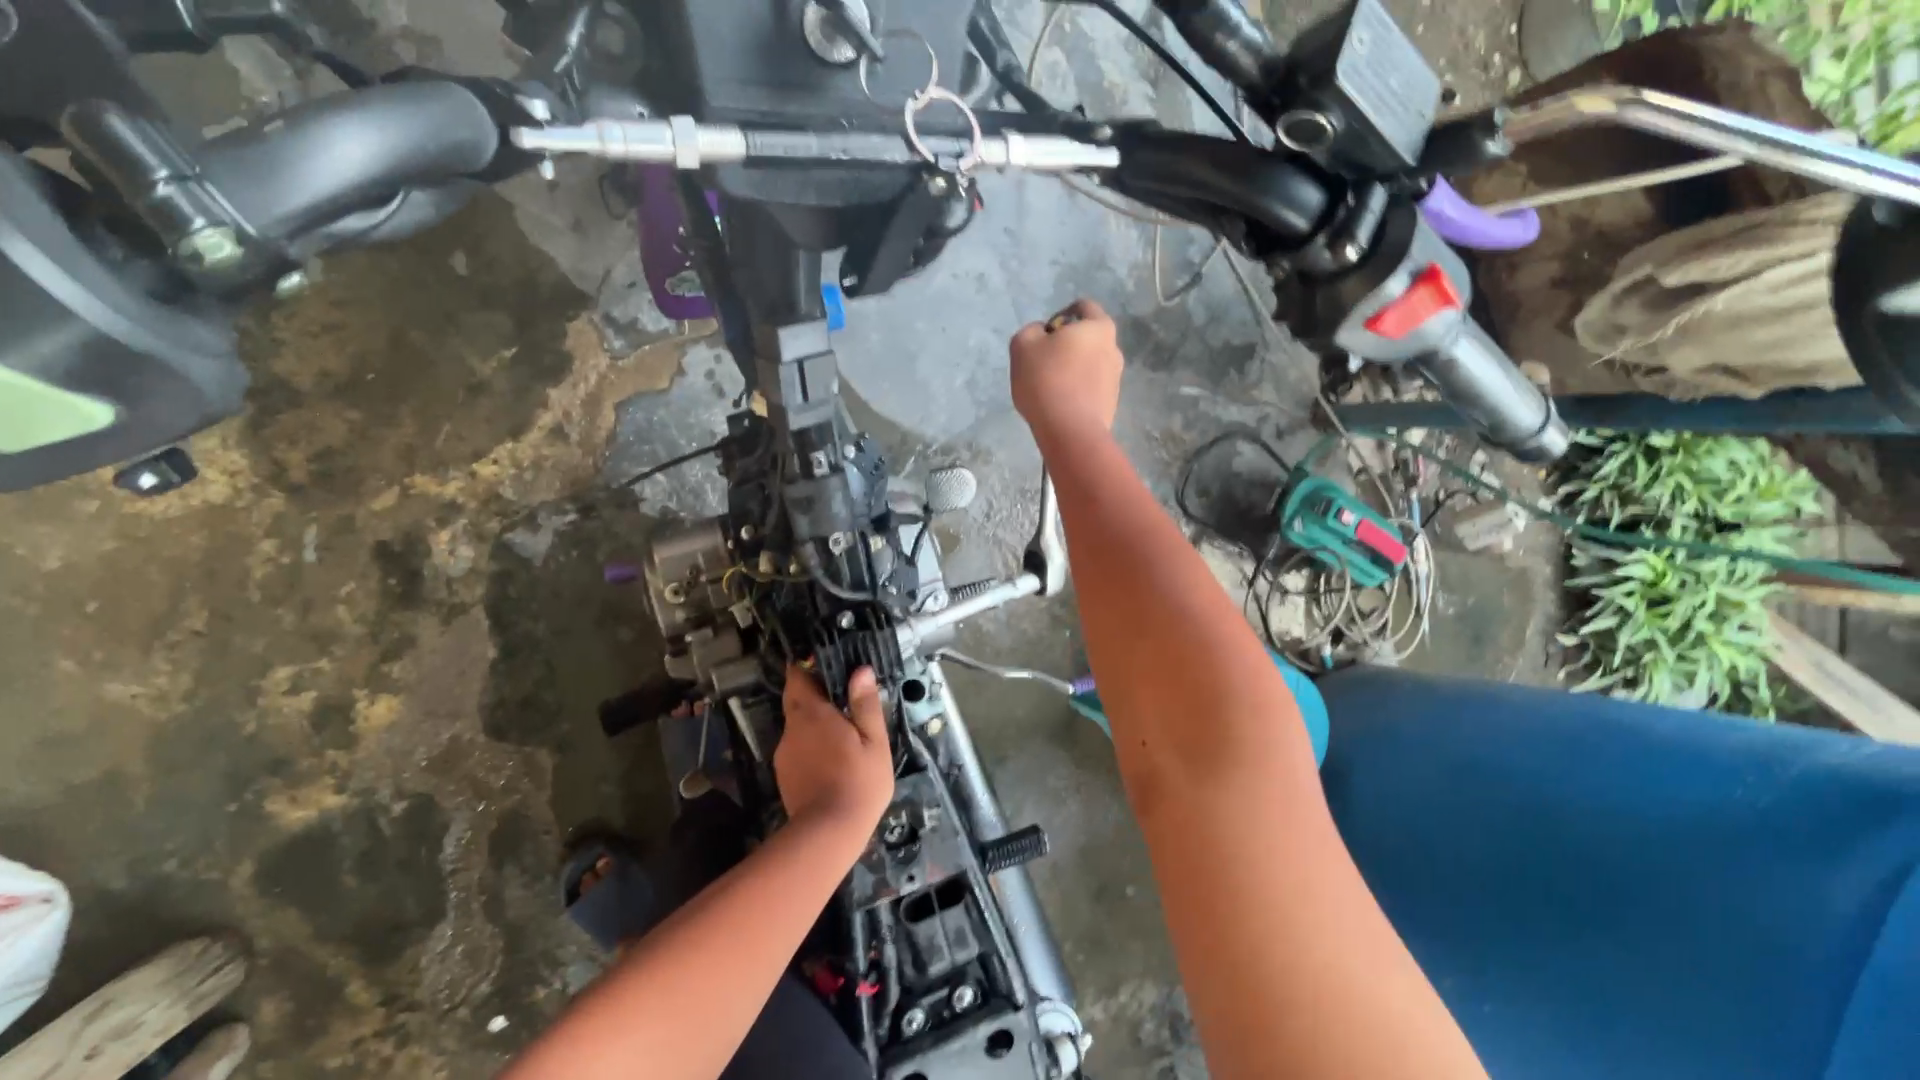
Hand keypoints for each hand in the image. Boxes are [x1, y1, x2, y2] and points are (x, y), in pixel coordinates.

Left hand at [775, 665, 894, 835]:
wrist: (829, 832)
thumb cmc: (859, 781)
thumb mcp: (874, 741)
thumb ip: (865, 704)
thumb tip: (861, 670)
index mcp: (811, 713)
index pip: (797, 676)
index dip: (808, 667)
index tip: (825, 666)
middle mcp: (791, 728)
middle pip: (795, 700)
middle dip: (813, 696)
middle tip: (841, 700)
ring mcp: (783, 753)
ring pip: (796, 726)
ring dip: (813, 724)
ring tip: (841, 735)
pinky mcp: (783, 774)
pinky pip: (796, 749)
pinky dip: (810, 747)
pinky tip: (830, 761)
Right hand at [1010, 298, 1123, 444]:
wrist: (1069, 430)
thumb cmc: (1046, 379)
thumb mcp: (1023, 344)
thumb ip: (1032, 331)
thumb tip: (1044, 334)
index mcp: (1099, 327)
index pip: (1083, 307)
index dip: (1060, 315)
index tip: (1045, 335)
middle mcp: (1114, 348)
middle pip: (1087, 338)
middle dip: (1066, 345)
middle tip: (1042, 362)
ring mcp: (1116, 378)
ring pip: (1089, 364)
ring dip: (1071, 369)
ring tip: (1049, 387)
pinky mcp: (1111, 403)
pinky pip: (1090, 387)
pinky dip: (1076, 390)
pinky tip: (1059, 404)